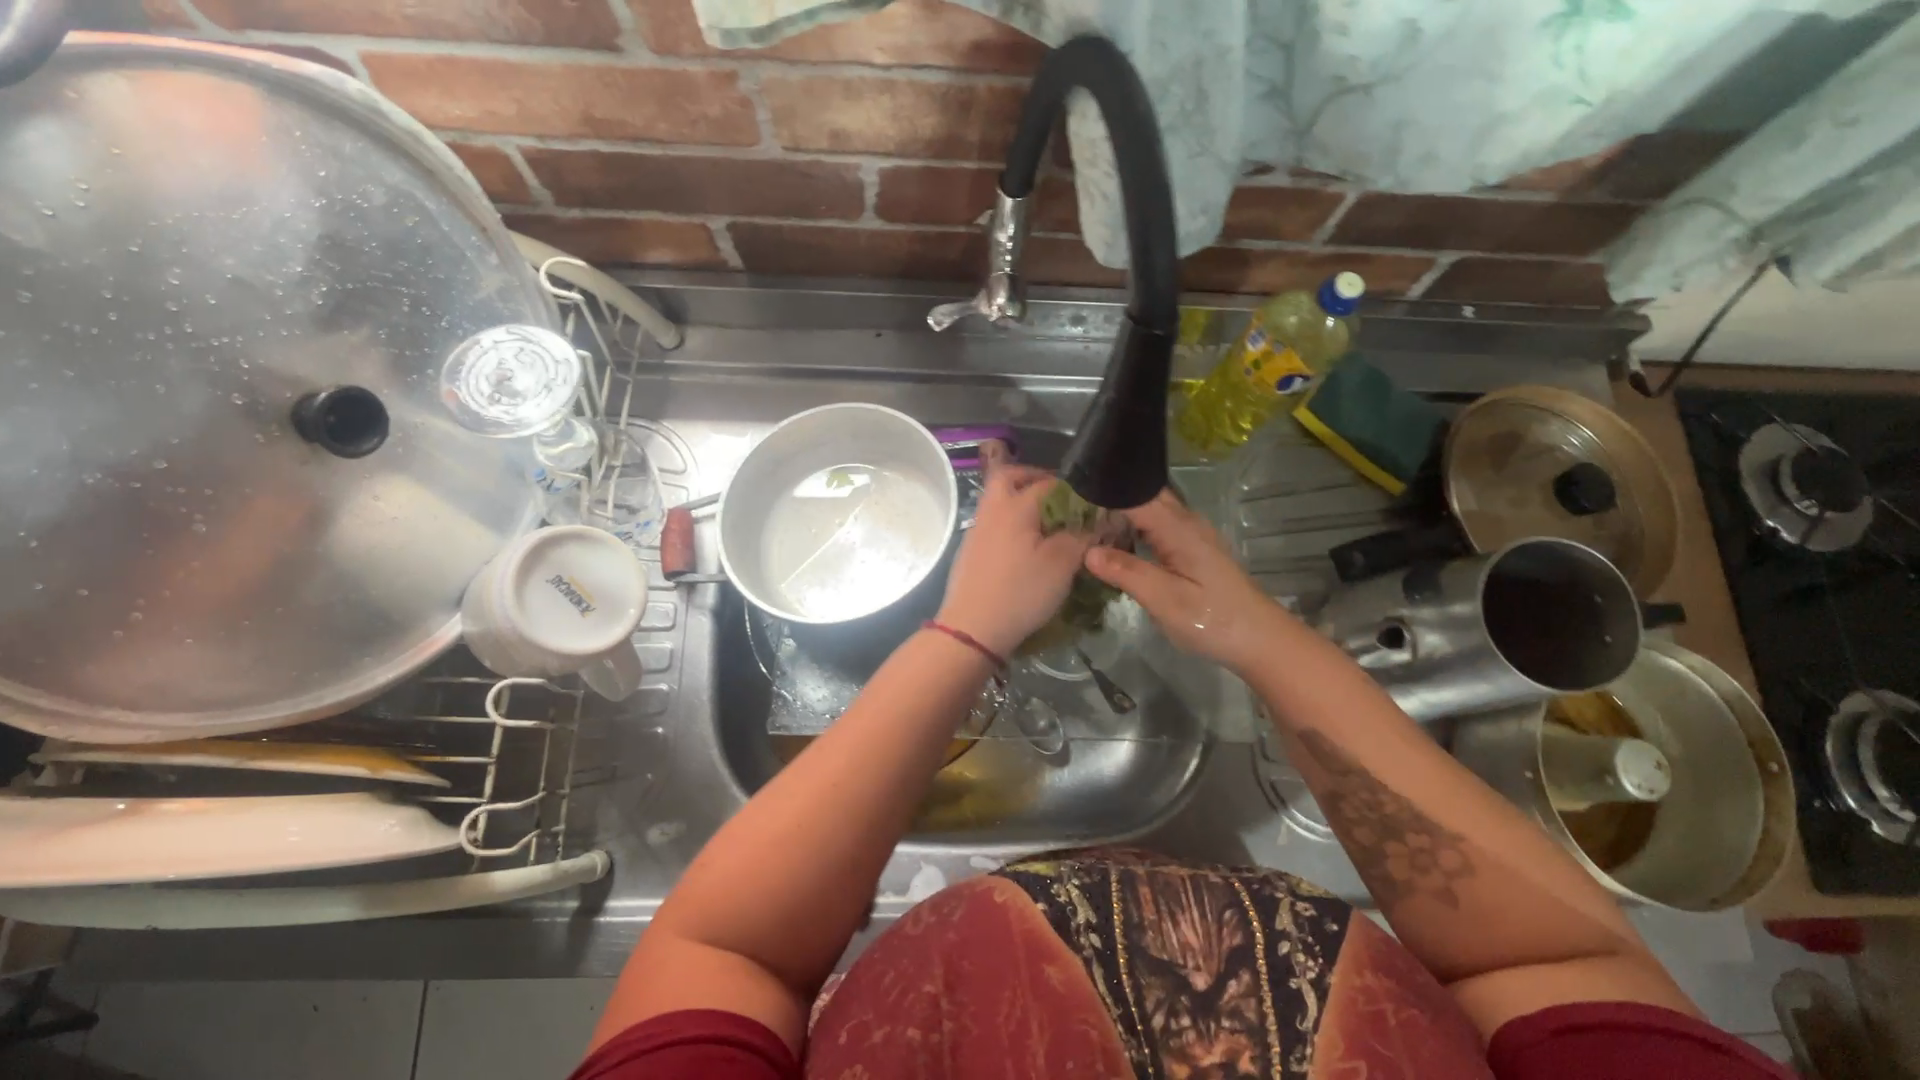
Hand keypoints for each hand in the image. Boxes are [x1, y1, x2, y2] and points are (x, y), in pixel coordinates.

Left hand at [936, 442, 1091, 658]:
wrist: (972, 628)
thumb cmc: (1021, 591)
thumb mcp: (1062, 564)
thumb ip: (1081, 536)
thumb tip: (1098, 521)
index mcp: (1014, 506)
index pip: (1047, 483)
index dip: (1071, 488)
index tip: (1089, 501)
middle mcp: (991, 510)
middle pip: (1008, 477)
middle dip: (1032, 479)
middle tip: (1056, 496)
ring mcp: (976, 531)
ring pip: (996, 501)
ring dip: (1019, 502)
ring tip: (1046, 524)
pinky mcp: (970, 552)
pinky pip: (992, 524)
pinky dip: (1010, 525)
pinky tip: (1025, 548)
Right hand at [1083, 489, 1293, 674]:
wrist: (1260, 640)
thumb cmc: (1213, 621)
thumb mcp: (1166, 601)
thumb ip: (1127, 573)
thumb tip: (1088, 551)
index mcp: (1178, 528)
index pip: (1133, 496)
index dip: (1101, 494)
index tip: (1067, 499)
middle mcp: (1186, 522)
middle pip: (1142, 497)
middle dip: (1108, 499)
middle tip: (1069, 510)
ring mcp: (1192, 534)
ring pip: (1150, 509)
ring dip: (1120, 512)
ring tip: (1084, 522)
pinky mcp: (1192, 549)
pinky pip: (1157, 525)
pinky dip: (1134, 526)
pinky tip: (1115, 542)